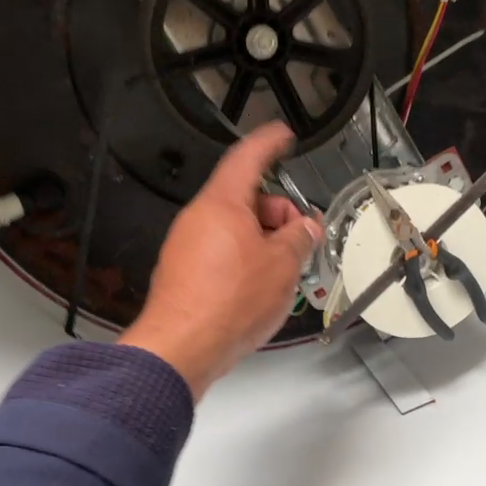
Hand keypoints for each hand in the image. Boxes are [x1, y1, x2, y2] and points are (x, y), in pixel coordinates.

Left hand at [120, 124, 321, 400]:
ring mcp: (186, 245)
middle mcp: (198, 218)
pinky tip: (261, 286)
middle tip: (302, 236)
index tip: (282, 135)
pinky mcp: (184, 273)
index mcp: (221, 203)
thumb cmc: (229, 302)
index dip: (269, 143)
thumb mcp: (282, 265)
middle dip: (277, 211)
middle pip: (244, 198)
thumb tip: (305, 229)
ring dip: (263, 239)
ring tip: (285, 268)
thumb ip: (299, 238)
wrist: (181, 349)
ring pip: (233, 228)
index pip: (247, 158)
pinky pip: (220, 253)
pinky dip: (245, 259)